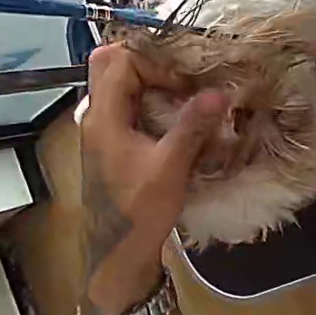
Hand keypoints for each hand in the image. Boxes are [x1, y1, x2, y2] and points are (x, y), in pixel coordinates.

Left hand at [80, 44, 224, 314]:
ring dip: (151, 80)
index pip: (121, 61)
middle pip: (111, 64)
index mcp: (103, 117)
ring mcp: (103, 128)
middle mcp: (97, 116)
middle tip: (181, 76)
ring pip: (119, 83)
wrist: (119, 253)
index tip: (185, 83)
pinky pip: (128, 103)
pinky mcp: (114, 141)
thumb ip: (192, 127)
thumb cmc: (139, 212)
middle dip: (149, 62)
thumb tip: (218, 92)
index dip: (156, 63)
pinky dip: (151, 99)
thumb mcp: (170, 168)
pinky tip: (178, 116)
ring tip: (185, 93)